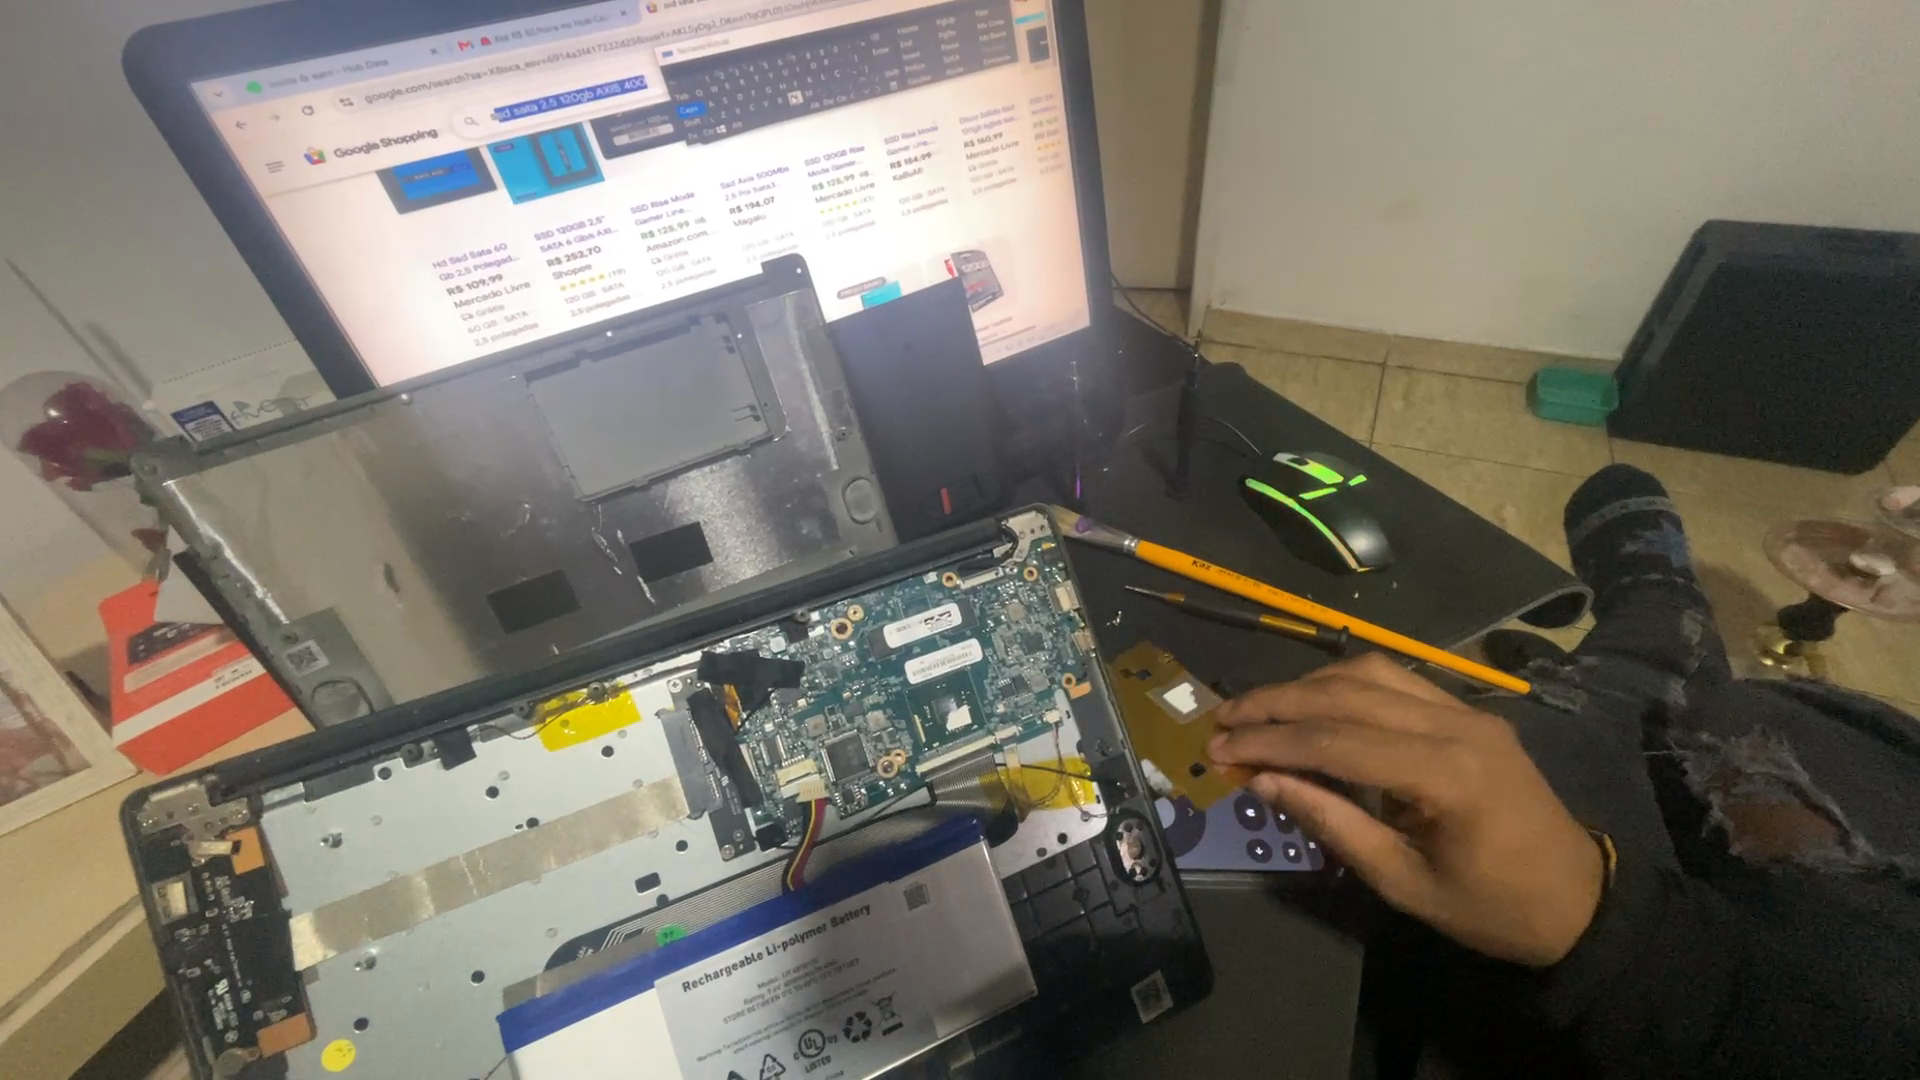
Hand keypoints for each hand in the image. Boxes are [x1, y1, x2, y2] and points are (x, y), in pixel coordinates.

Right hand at [1207, 654, 1604, 966]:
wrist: (1584, 903)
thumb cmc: (1494, 908)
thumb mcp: (1404, 883)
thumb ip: (1331, 823)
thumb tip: (1263, 780)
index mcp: (1448, 775)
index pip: (1336, 741)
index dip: (1269, 741)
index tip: (1219, 747)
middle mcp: (1457, 725)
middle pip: (1345, 694)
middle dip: (1274, 703)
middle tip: (1223, 718)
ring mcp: (1466, 710)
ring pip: (1366, 671)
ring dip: (1304, 684)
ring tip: (1259, 708)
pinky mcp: (1467, 709)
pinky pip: (1392, 677)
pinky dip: (1339, 682)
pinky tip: (1311, 699)